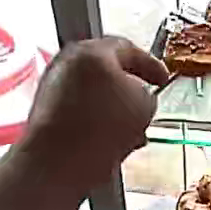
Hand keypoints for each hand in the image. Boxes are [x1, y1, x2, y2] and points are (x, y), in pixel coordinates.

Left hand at [24, 37, 169, 186]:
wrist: (61, 160)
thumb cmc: (103, 126)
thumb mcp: (144, 105)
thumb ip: (147, 94)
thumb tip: (142, 98)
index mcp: (92, 52)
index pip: (127, 48)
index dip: (151, 64)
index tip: (162, 78)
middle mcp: (68, 63)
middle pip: (108, 70)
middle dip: (131, 89)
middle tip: (148, 104)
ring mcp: (54, 88)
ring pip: (95, 93)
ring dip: (117, 110)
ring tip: (133, 132)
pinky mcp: (48, 113)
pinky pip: (82, 112)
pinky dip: (100, 122)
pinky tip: (114, 143)